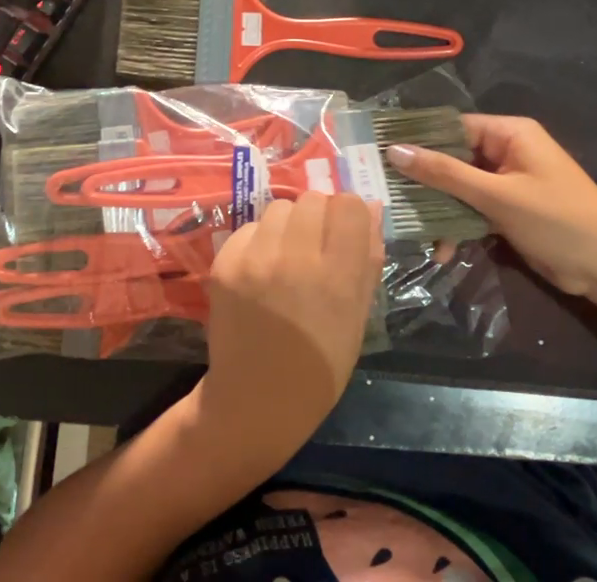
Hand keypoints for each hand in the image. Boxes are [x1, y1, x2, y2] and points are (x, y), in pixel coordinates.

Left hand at [197, 192, 384, 460]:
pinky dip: (259, 242)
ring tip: (286, 259)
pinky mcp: (225, 262)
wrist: (257, 397)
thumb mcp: (359, 315)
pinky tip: (260, 272)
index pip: (348, 204)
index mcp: (338, 275)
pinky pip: (249, 228)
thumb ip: (368, 258)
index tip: (344, 235)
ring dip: (287, 226)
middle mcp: (296, 258)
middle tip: (315, 248)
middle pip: (313, 199)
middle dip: (318, 217)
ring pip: (279, 208)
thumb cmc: (321, 364)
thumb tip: (371, 207)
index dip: (349, 216)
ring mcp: (256, 258)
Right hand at [385, 115, 596, 300]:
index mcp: (510, 134)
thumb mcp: (497, 196)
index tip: (378, 155)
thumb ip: (445, 173)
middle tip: (385, 196)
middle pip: (451, 158)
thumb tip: (394, 150)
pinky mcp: (508, 210)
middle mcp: (507, 152)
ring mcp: (508, 183)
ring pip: (457, 188)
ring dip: (438, 210)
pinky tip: (441, 250)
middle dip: (423, 181)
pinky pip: (471, 209)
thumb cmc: (558, 222)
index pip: (452, 127)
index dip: (417, 140)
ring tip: (412, 231)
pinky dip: (456, 226)